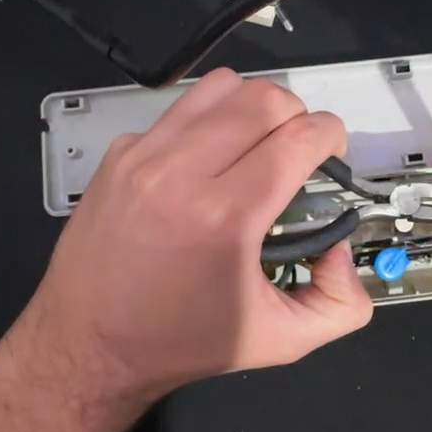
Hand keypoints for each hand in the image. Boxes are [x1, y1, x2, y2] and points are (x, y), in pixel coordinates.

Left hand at [0, 69, 373, 408]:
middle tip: (297, 151)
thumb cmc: (183, 342)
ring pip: (222, 86)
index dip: (331, 135)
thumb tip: (343, 245)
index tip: (332, 153)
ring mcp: (144, 156)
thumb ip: (342, 302)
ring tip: (256, 143)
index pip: (298, 137)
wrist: (88, 345)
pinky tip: (207, 161)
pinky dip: (209, 122)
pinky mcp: (120, 153)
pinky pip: (181, 110)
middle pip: (265, 99)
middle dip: (298, 116)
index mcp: (226, 219)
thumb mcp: (282, 341)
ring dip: (254, 106)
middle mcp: (181, 174)